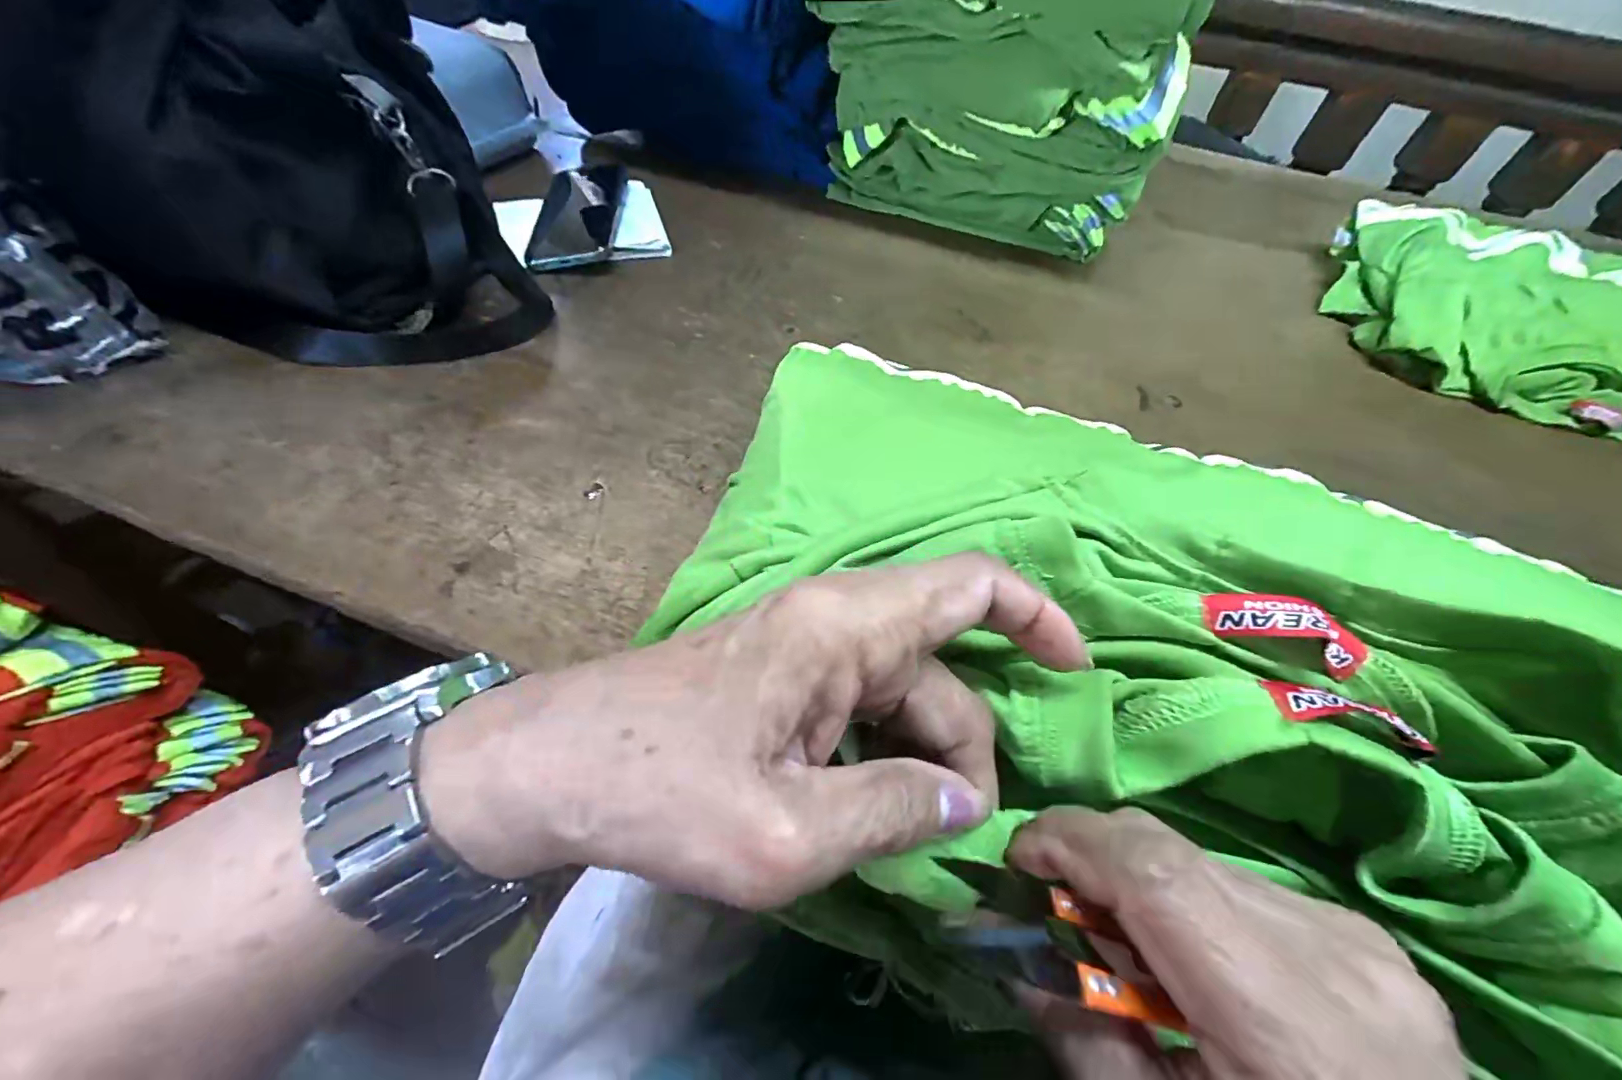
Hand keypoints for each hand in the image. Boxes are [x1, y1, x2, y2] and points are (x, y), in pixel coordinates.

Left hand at [420, 554, 1089, 907]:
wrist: (546, 771)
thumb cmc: (659, 792)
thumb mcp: (784, 832)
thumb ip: (892, 813)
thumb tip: (967, 804)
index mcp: (845, 626)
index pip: (970, 583)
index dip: (1037, 614)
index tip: (1075, 669)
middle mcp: (839, 622)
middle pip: (945, 673)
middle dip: (966, 752)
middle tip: (953, 835)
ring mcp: (815, 651)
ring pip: (910, 699)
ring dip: (924, 766)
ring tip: (900, 839)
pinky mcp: (794, 682)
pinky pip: (871, 712)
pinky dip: (888, 761)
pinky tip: (864, 816)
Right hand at [1008, 808, 1463, 1079]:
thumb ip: (1087, 1042)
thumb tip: (1014, 949)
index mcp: (1294, 1022)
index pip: (1160, 873)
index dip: (1074, 845)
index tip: (1019, 858)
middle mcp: (1334, 950)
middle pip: (1178, 853)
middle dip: (1094, 860)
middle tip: (1048, 904)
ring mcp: (1360, 938)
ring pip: (1207, 865)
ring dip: (1142, 887)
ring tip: (1119, 950)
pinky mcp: (1365, 937)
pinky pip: (1247, 892)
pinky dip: (1192, 908)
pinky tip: (1191, 971)